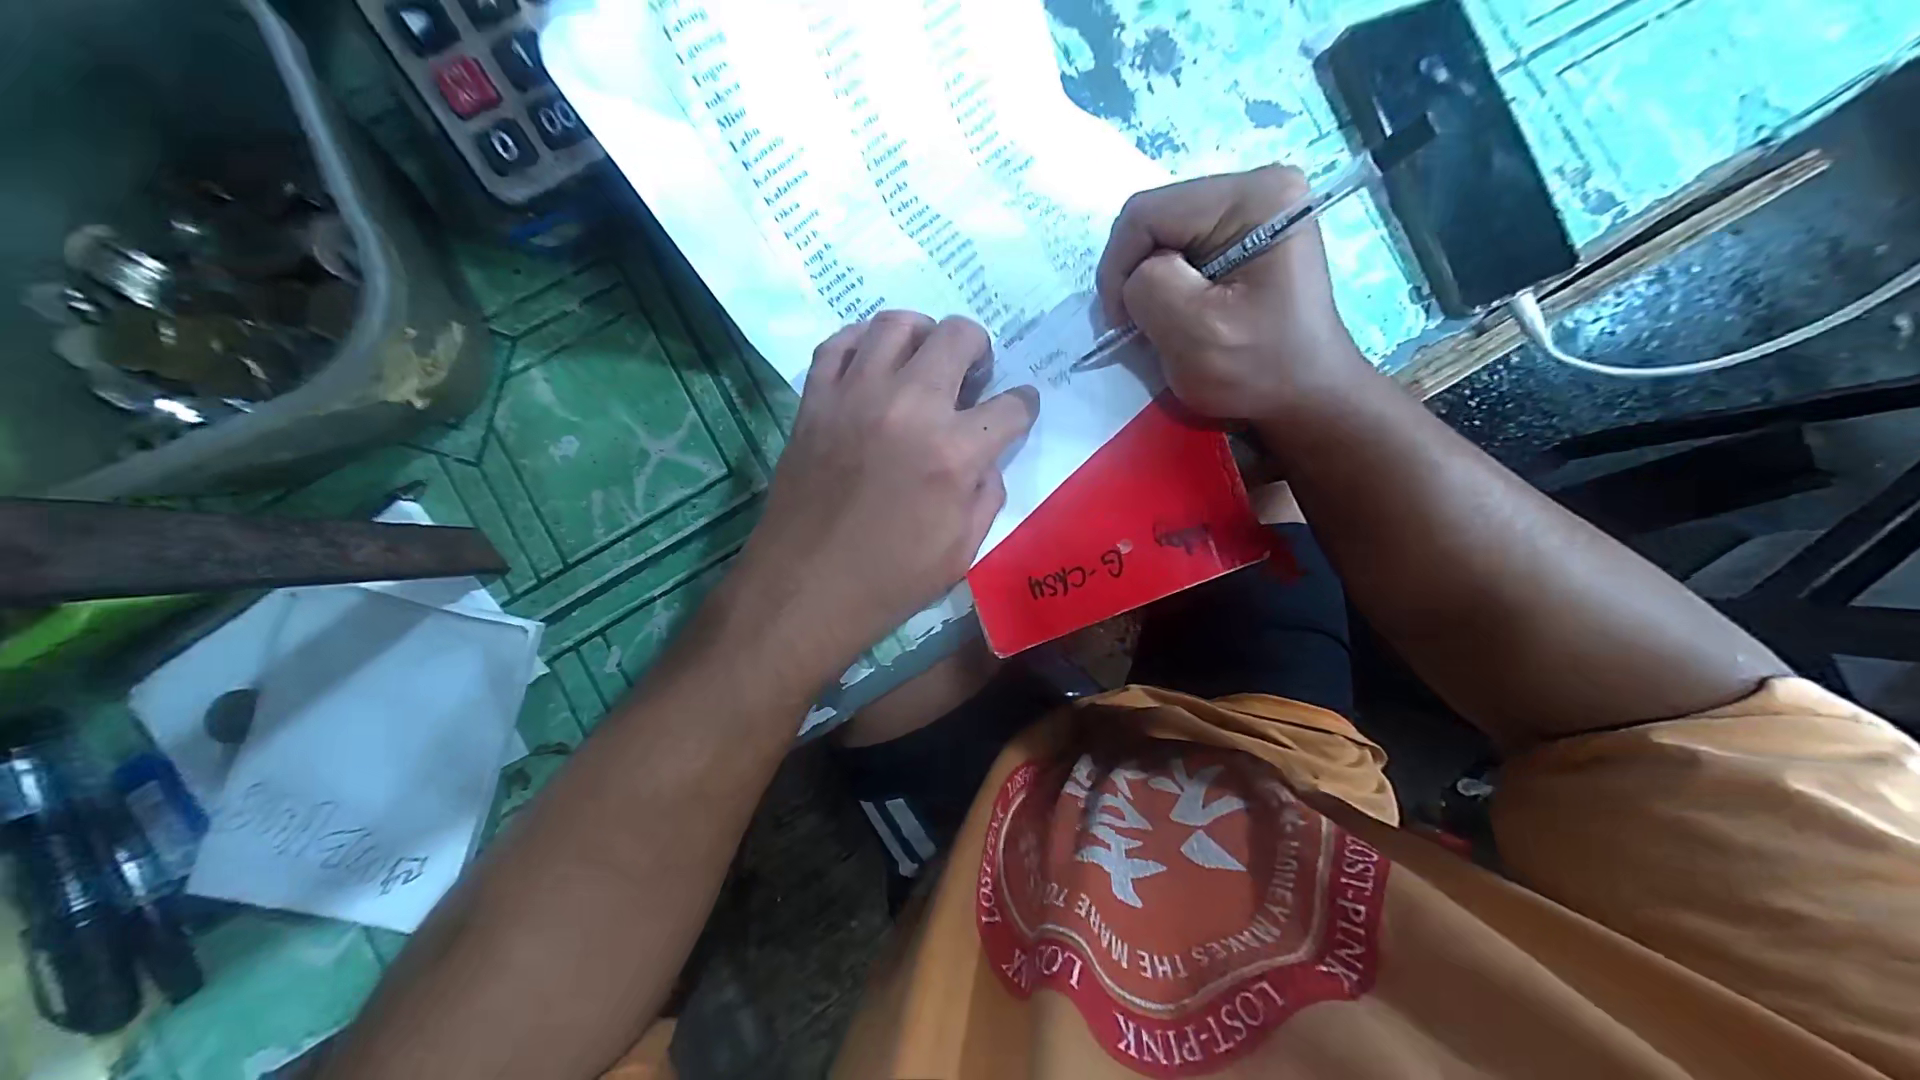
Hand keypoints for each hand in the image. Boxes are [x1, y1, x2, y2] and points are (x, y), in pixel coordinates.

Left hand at [726, 313, 1037, 677]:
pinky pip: (838, 343)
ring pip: (897, 324)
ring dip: (924, 334)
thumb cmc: (890, 581)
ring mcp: (855, 396)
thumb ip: (987, 492)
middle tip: (973, 377)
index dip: (1024, 407)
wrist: (805, 589)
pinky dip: (862, 342)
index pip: (1010, 406)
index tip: (1020, 410)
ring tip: (926, 359)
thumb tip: (986, 456)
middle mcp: (908, 406)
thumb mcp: (963, 549)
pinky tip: (873, 362)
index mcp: (954, 451)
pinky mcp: (815, 401)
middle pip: (959, 337)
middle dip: (980, 350)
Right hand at [1096, 165, 1370, 420]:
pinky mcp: (1246, 235)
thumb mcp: (1195, 332)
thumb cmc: (1259, 370)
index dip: (1118, 268)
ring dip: (1152, 284)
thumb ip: (1150, 288)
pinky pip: (1182, 251)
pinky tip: (1183, 314)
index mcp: (1254, 198)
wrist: (1306, 398)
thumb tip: (1134, 278)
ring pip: (1164, 238)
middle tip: (1141, 326)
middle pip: (1156, 220)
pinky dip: (1170, 286)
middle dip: (1136, 276)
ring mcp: (1253, 210)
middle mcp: (1257, 187)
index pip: (1146, 214)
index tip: (1122, 323)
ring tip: (1164, 324)